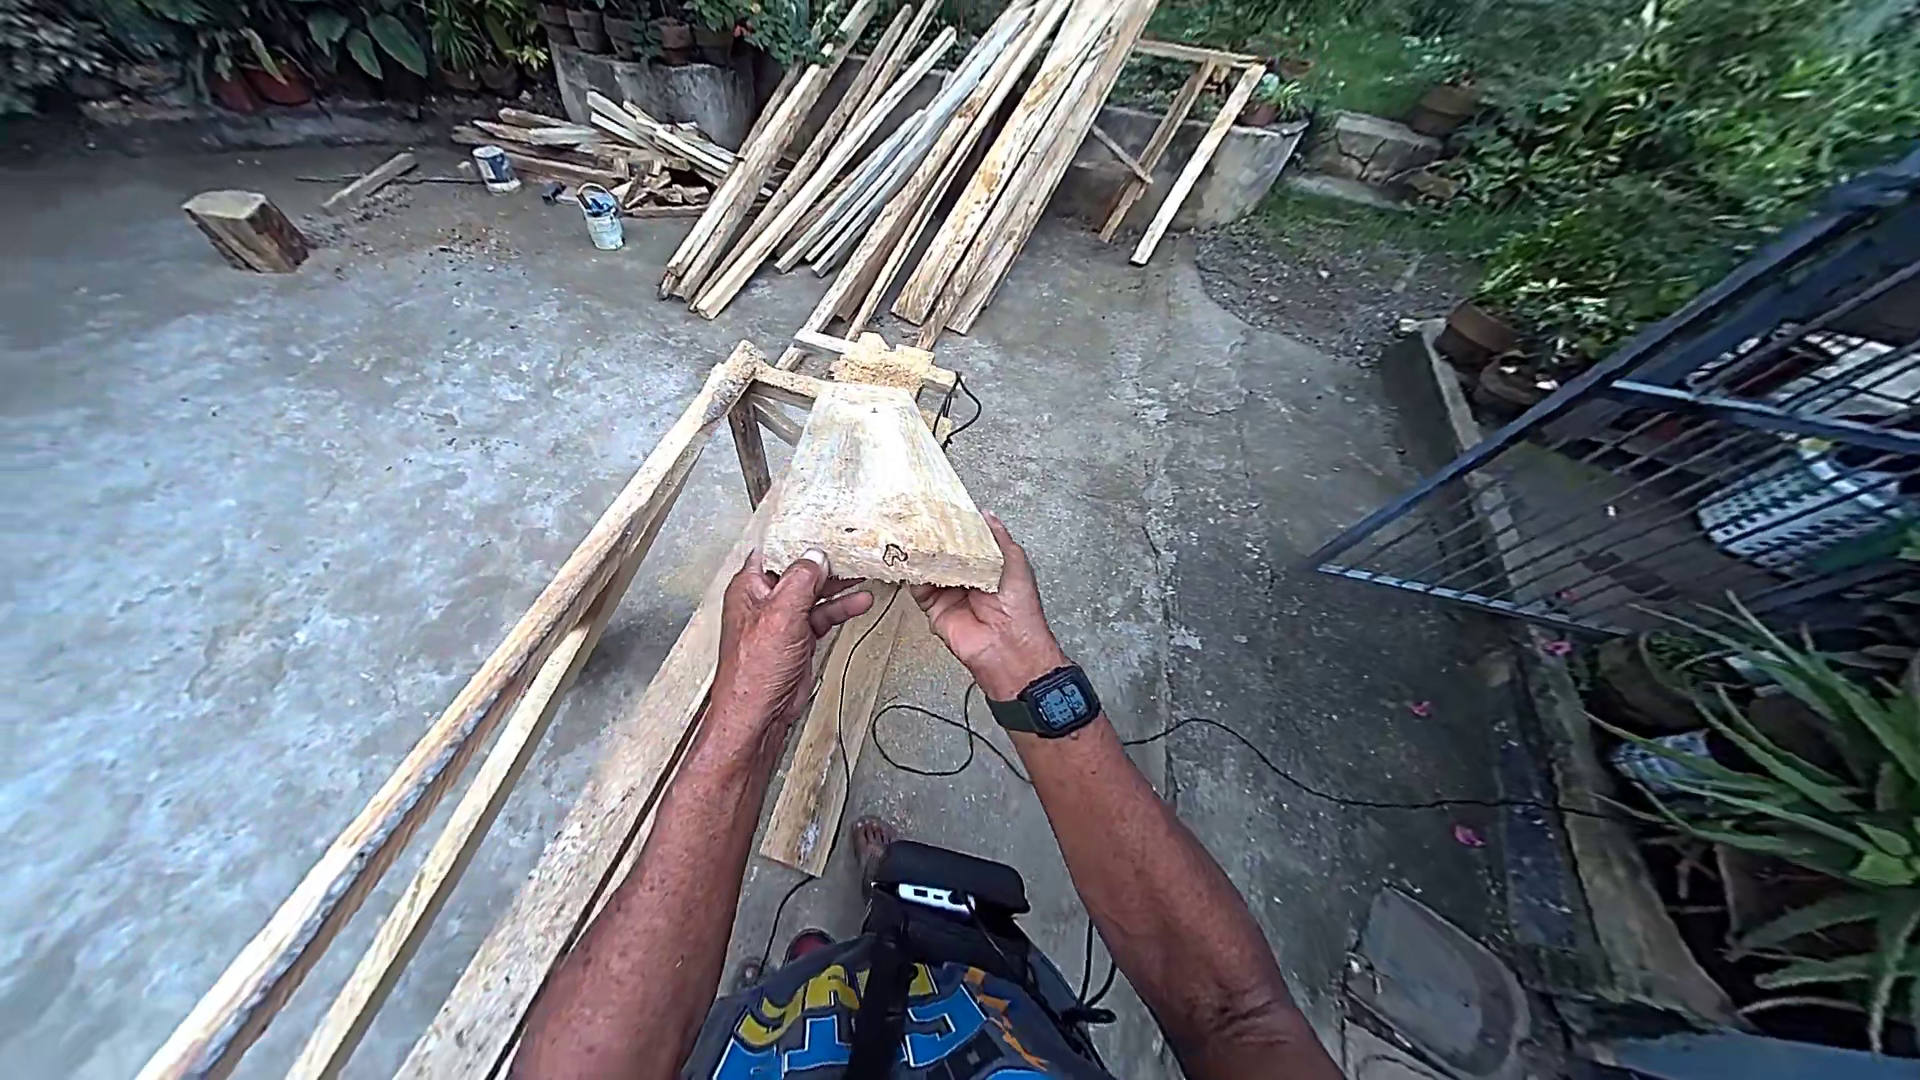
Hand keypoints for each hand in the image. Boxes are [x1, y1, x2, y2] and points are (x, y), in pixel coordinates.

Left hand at [712, 549, 872, 740]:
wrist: (759, 712)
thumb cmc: (753, 670)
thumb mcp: (780, 614)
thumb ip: (800, 580)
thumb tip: (815, 556)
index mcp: (750, 587)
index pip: (774, 550)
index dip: (797, 538)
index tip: (822, 527)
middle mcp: (765, 600)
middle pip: (799, 570)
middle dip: (825, 562)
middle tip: (850, 551)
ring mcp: (783, 619)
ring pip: (815, 593)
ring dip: (838, 586)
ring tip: (862, 574)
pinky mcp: (798, 637)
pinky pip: (823, 615)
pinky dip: (841, 609)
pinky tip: (859, 603)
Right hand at [910, 511, 1068, 700]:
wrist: (1007, 644)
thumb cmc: (1019, 606)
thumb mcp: (1014, 561)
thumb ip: (997, 537)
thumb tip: (986, 514)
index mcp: (986, 566)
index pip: (965, 542)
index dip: (954, 527)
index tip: (942, 510)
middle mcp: (966, 578)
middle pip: (943, 553)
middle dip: (934, 539)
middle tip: (921, 519)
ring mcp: (948, 592)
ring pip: (928, 567)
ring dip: (920, 553)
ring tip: (910, 533)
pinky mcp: (934, 607)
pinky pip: (919, 588)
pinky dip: (913, 573)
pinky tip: (909, 558)